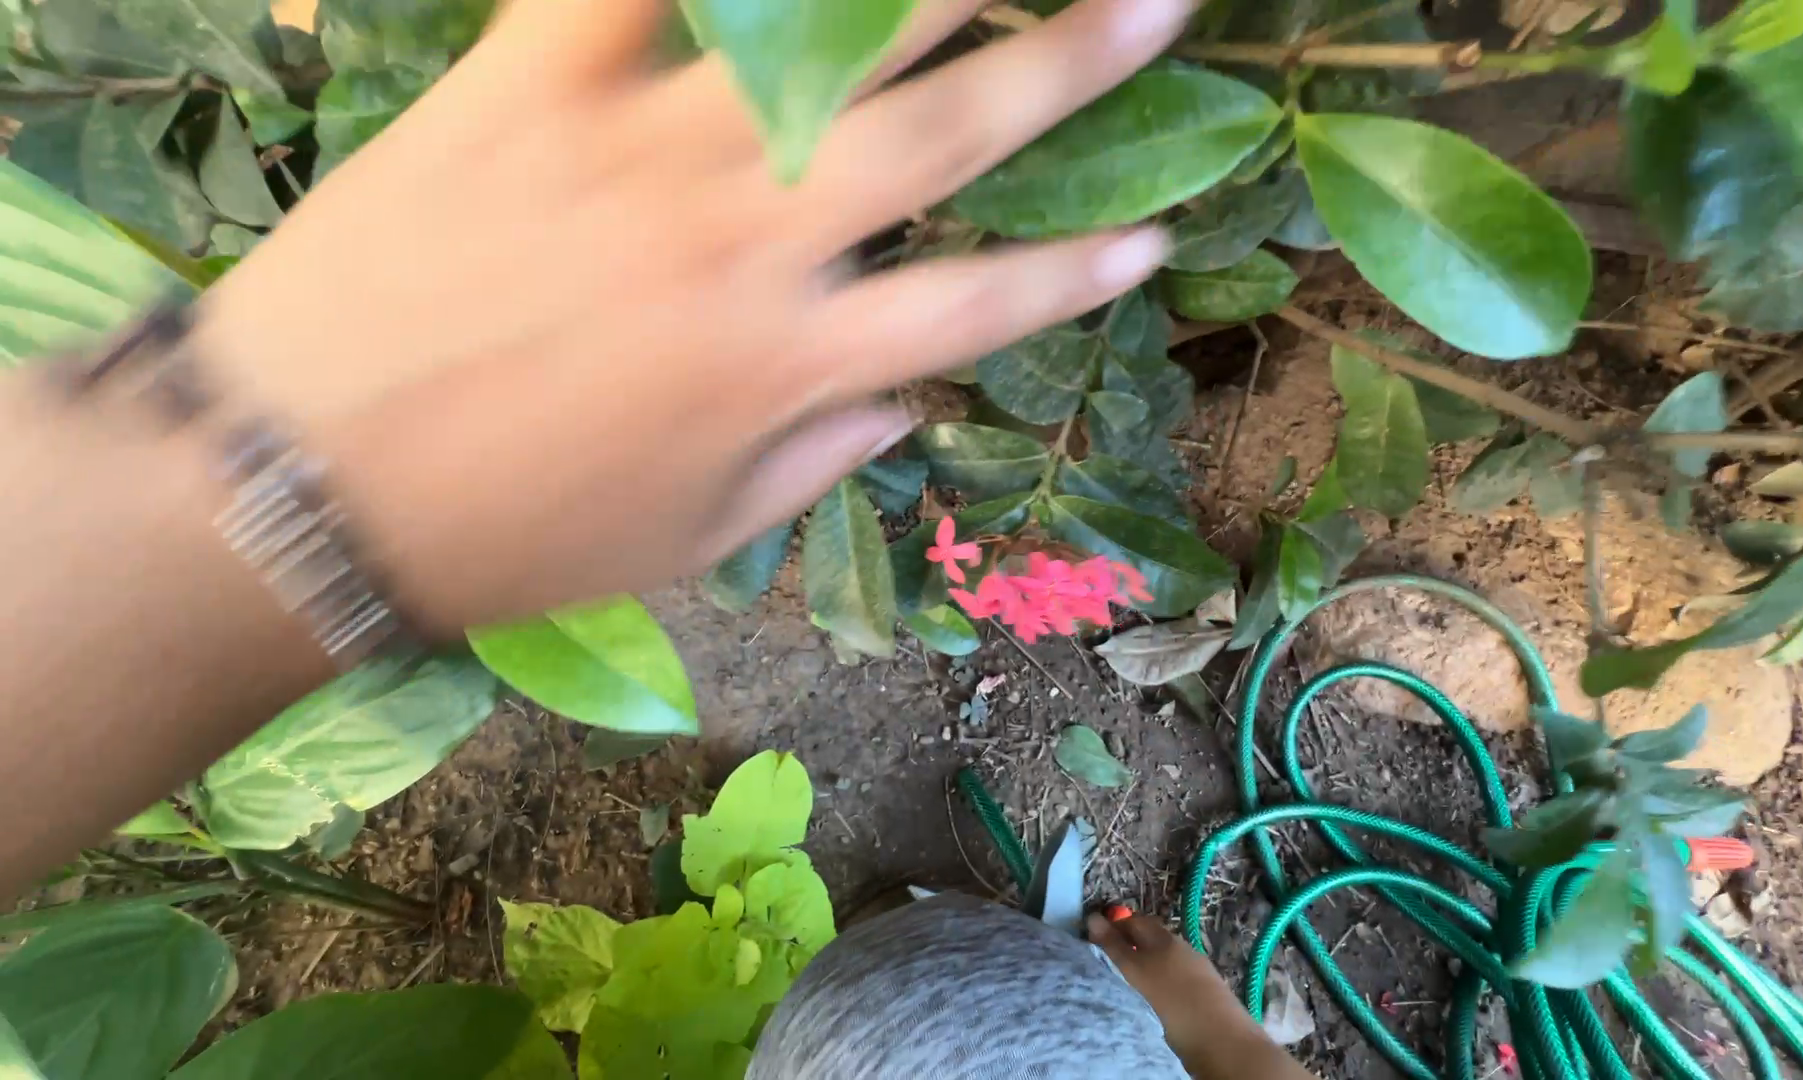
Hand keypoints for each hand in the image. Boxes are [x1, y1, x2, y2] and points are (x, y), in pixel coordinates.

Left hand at [190, 0, 1190, 636]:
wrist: (302, 488)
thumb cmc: (530, 535)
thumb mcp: (702, 533)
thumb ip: (819, 459)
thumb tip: (900, 404)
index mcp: (782, 368)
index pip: (975, 309)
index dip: (1074, 275)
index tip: (1155, 240)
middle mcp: (737, 243)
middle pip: (938, 138)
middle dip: (1063, 65)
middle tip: (1155, 3)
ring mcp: (632, 149)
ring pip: (815, 28)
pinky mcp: (518, 85)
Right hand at [1089, 912, 1315, 1079]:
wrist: (1228, 1046)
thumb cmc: (1175, 1005)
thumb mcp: (1137, 973)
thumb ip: (1114, 947)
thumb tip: (1092, 918)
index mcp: (1164, 940)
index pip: (1134, 921)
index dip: (1115, 924)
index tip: (1094, 935)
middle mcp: (1182, 949)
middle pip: (1151, 938)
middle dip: (1130, 941)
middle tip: (1107, 957)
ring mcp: (1198, 972)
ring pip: (1165, 960)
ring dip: (1147, 963)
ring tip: (1129, 981)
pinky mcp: (1209, 995)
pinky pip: (1177, 980)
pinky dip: (1162, 981)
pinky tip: (1156, 998)